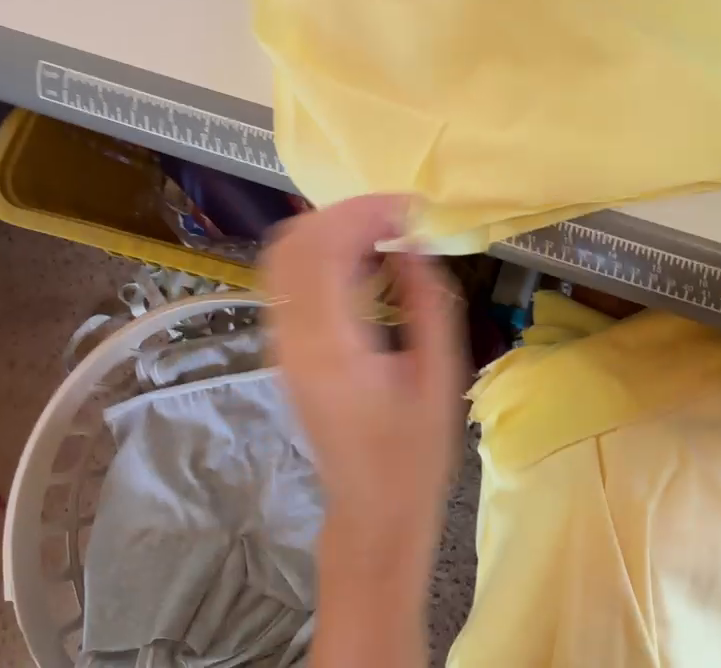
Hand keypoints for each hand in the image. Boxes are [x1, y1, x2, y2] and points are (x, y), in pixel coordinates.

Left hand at [264, 195, 466, 666]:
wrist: (371, 511)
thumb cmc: (415, 451)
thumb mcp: (439, 374)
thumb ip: (426, 300)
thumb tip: (413, 241)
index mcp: (332, 345)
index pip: (325, 248)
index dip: (366, 212)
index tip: (412, 208)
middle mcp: (292, 338)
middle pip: (292, 242)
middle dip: (344, 213)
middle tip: (398, 216)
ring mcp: (281, 345)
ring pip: (282, 257)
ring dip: (329, 230)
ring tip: (384, 232)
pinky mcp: (285, 351)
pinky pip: (288, 281)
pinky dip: (321, 254)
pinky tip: (364, 261)